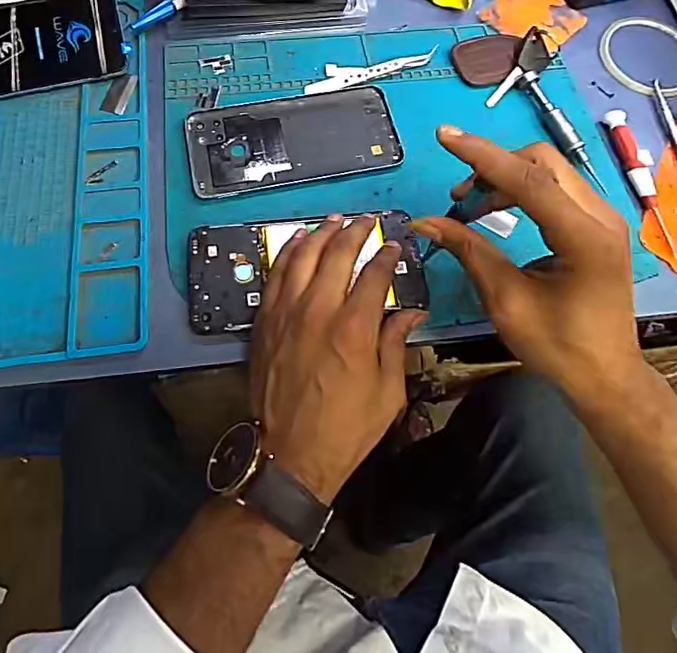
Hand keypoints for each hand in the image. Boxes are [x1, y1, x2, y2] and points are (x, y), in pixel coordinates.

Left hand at [249, 215, 424, 500]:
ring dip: (320, 234)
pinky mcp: (265, 320)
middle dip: (354, 232)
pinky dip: (288, 252)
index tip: (392, 246)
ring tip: (334, 220)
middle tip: (365, 221)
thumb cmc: (345, 428)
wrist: (289, 456)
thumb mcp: (387, 393)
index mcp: (354, 328)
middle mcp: (318, 310)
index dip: (386, 256)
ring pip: (302, 256)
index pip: (374, 275)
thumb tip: (410, 313)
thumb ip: (396, 344)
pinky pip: (276, 274)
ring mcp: (286, 312)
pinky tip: (297, 241)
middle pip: (336, 255)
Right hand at [411, 126, 641, 395]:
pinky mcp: (595, 223)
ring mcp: (601, 216)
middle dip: (492, 166)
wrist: (607, 377)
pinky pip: (552, 187)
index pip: (529, 179)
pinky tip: (495, 208)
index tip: (445, 136)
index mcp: (584, 237)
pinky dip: (518, 188)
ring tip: (469, 206)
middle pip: (541, 161)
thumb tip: (425, 221)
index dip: (482, 155)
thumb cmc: (560, 347)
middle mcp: (600, 216)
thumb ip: (468, 250)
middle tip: (458, 196)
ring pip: (546, 170)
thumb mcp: (506, 300)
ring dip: (503, 177)